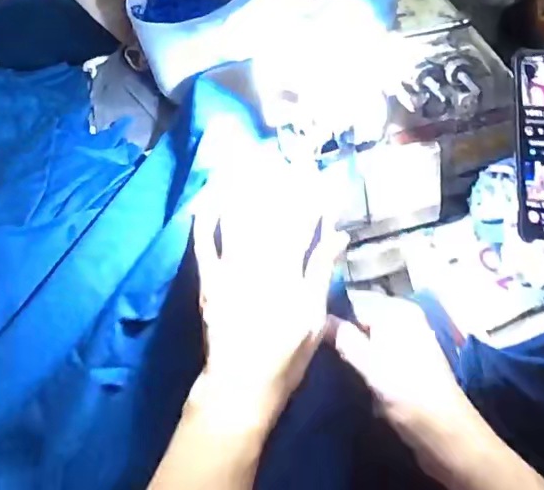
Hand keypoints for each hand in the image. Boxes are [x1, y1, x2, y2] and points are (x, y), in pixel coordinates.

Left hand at [190, 166, 344, 431]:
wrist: (239, 389)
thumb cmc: (285, 354)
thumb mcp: (314, 315)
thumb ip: (321, 270)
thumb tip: (338, 234)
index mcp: (288, 269)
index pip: (302, 222)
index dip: (309, 194)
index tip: (313, 170)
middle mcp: (259, 261)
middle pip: (269, 212)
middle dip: (276, 181)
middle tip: (279, 155)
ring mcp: (230, 269)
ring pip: (237, 220)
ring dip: (242, 189)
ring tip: (246, 162)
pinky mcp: (208, 281)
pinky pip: (205, 244)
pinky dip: (206, 220)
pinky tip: (208, 198)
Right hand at [325, 291, 470, 435]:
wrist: (446, 434)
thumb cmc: (408, 394)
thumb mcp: (372, 366)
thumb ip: (347, 340)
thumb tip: (322, 319)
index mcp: (399, 311)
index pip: (357, 304)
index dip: (335, 320)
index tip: (311, 336)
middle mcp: (406, 320)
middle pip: (365, 322)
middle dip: (345, 338)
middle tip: (320, 355)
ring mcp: (410, 342)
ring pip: (372, 342)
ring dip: (356, 356)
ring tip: (332, 369)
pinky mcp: (411, 365)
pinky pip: (381, 357)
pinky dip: (369, 367)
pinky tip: (356, 381)